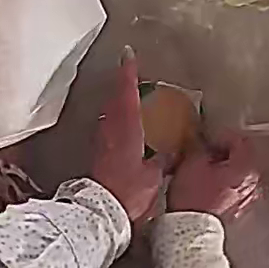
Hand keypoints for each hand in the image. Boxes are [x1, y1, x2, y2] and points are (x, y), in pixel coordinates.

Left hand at [90, 50, 163, 222]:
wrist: (100, 213)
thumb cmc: (128, 192)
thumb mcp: (152, 175)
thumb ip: (161, 160)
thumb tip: (171, 152)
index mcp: (126, 128)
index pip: (126, 93)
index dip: (128, 73)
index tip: (128, 54)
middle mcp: (110, 129)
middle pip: (114, 99)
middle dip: (122, 84)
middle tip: (131, 73)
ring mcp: (101, 141)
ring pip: (109, 112)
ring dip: (118, 101)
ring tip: (130, 96)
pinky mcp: (97, 154)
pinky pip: (108, 127)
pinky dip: (116, 119)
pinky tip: (124, 125)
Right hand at [168, 131, 262, 219]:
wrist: (192, 232)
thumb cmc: (193, 198)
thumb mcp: (192, 163)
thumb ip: (201, 146)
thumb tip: (203, 140)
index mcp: (246, 167)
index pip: (240, 141)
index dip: (222, 137)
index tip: (209, 139)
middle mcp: (254, 183)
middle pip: (244, 158)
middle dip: (226, 154)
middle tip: (209, 152)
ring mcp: (249, 199)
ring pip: (241, 176)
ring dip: (227, 170)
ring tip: (208, 171)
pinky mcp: (241, 212)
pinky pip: (236, 191)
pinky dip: (227, 186)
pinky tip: (211, 188)